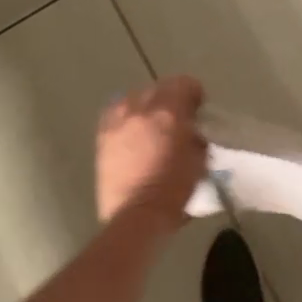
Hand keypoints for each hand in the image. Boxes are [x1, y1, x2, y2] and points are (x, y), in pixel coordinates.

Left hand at [95, 76, 207, 230]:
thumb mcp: (199, 161)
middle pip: (160, 87)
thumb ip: (196, 137)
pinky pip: (115, 112)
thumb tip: (192, 131)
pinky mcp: (103, 135)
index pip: (185, 83)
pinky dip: (126, 116)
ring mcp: (119, 120)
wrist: (136, 217)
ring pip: (135, 97)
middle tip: (177, 120)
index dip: (194, 94)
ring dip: (147, 106)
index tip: (197, 110)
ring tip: (151, 125)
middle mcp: (142, 108)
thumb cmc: (173, 191)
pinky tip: (131, 131)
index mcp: (170, 112)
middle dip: (171, 99)